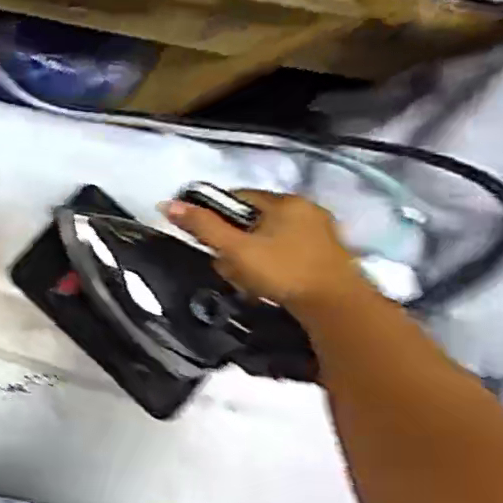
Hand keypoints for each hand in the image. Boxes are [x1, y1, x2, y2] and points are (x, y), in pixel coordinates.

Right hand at [162, 190, 375, 311]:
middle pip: (248, 219)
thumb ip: (201, 225)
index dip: (212, 216)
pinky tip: (264, 280)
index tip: (204, 239)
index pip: (234, 197)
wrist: (335, 306)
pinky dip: (267, 261)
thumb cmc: (281, 271)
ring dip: (246, 254)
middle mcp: (306, 209)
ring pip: (263, 236)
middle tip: (226, 263)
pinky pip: (281, 248)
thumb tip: (166, 204)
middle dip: (230, 241)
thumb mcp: (233, 249)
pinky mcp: (324, 252)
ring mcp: (318, 231)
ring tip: (244, 276)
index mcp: (285, 202)